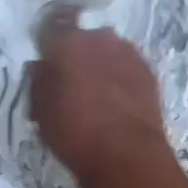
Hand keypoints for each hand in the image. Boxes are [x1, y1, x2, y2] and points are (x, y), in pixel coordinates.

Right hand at [29, 11, 171, 176]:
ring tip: (95, 99)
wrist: (127, 155)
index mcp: (68, 42)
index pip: (50, 32)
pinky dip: (118, 80)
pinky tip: (115, 104)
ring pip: (106, 53)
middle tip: (70, 89)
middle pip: (82, 41)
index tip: (45, 71)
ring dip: (99, 68)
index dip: (47, 52)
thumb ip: (38, 83)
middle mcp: (99, 38)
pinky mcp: (148, 71)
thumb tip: (40, 66)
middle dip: (75, 59)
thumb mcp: (42, 113)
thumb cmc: (75, 134)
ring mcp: (128, 52)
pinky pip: (125, 68)